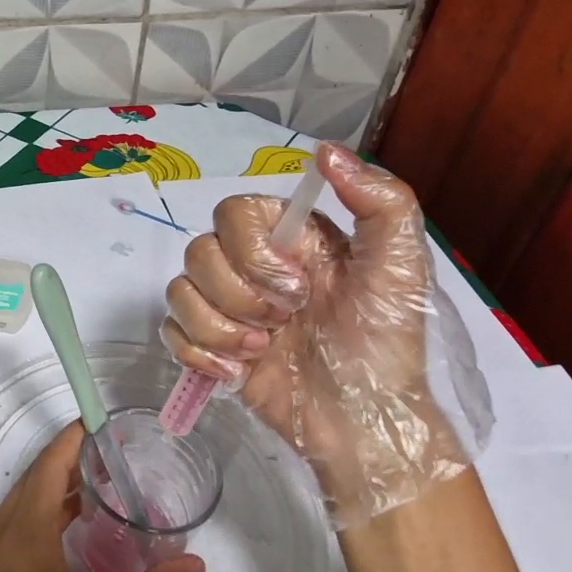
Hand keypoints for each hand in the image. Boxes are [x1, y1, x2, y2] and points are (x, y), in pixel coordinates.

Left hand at [0, 423, 204, 571]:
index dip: (73, 440)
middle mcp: (2, 536)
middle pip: (36, 478)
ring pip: (26, 499)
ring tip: (108, 481)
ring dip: (60, 484)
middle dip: (73, 459)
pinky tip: (81, 520)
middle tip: (120, 453)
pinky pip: (19, 521)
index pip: (48, 468)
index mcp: (27, 541)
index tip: (103, 421)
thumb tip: (192, 561)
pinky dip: (47, 509)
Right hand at [159, 143, 465, 523]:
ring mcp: (226, 307)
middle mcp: (250, 266)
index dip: (252, 251)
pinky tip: (238, 371)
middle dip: (239, 295)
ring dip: (221, 327)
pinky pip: (171, 331)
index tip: (296, 285)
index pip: (232, 212)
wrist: (365, 421)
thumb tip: (324, 150)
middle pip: (198, 252)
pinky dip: (200, 354)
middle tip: (284, 321)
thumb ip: (380, 200)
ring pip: (179, 291)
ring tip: (263, 350)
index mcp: (288, 238)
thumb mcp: (400, 266)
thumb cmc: (384, 341)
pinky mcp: (209, 347)